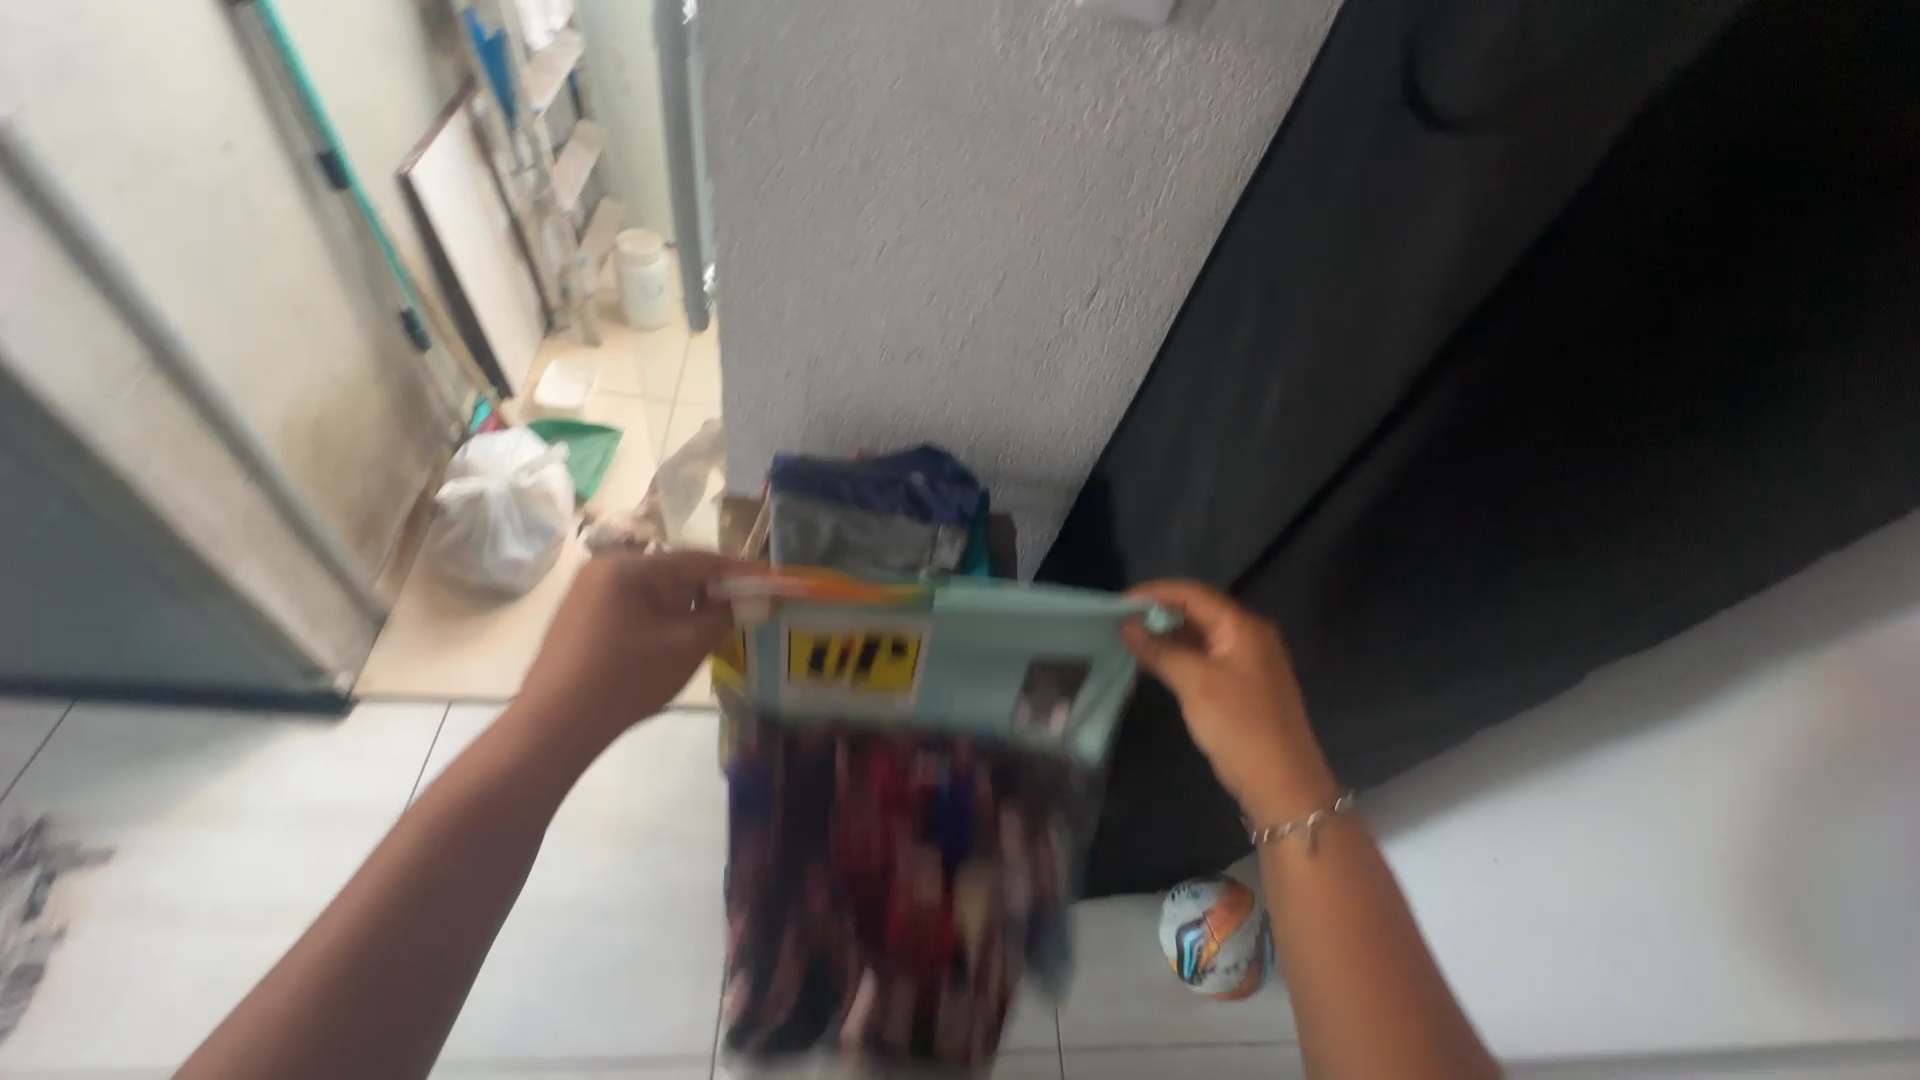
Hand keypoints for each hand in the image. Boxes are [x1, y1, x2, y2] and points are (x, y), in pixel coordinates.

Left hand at [516, 551, 745, 748]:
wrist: (554, 724)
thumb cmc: (626, 679)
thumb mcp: (686, 646)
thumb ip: (724, 615)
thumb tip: (751, 599)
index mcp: (631, 566)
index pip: (700, 560)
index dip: (740, 572)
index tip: (771, 581)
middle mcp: (606, 568)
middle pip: (676, 573)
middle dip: (713, 591)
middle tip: (747, 608)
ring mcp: (587, 592)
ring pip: (654, 592)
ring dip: (687, 607)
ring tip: (716, 628)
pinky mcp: (580, 617)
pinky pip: (633, 607)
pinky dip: (661, 618)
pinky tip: (675, 641)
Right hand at [1121, 581, 1340, 823]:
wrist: (1283, 786)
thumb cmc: (1240, 727)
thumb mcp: (1195, 684)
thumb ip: (1160, 650)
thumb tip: (1127, 625)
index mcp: (1244, 627)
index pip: (1193, 594)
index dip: (1154, 593)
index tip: (1117, 603)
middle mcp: (1250, 636)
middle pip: (1199, 611)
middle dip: (1159, 613)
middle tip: (1119, 622)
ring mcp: (1249, 662)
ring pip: (1201, 637)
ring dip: (1167, 636)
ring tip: (1129, 641)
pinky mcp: (1244, 686)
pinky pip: (1206, 658)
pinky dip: (1180, 657)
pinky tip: (1155, 665)